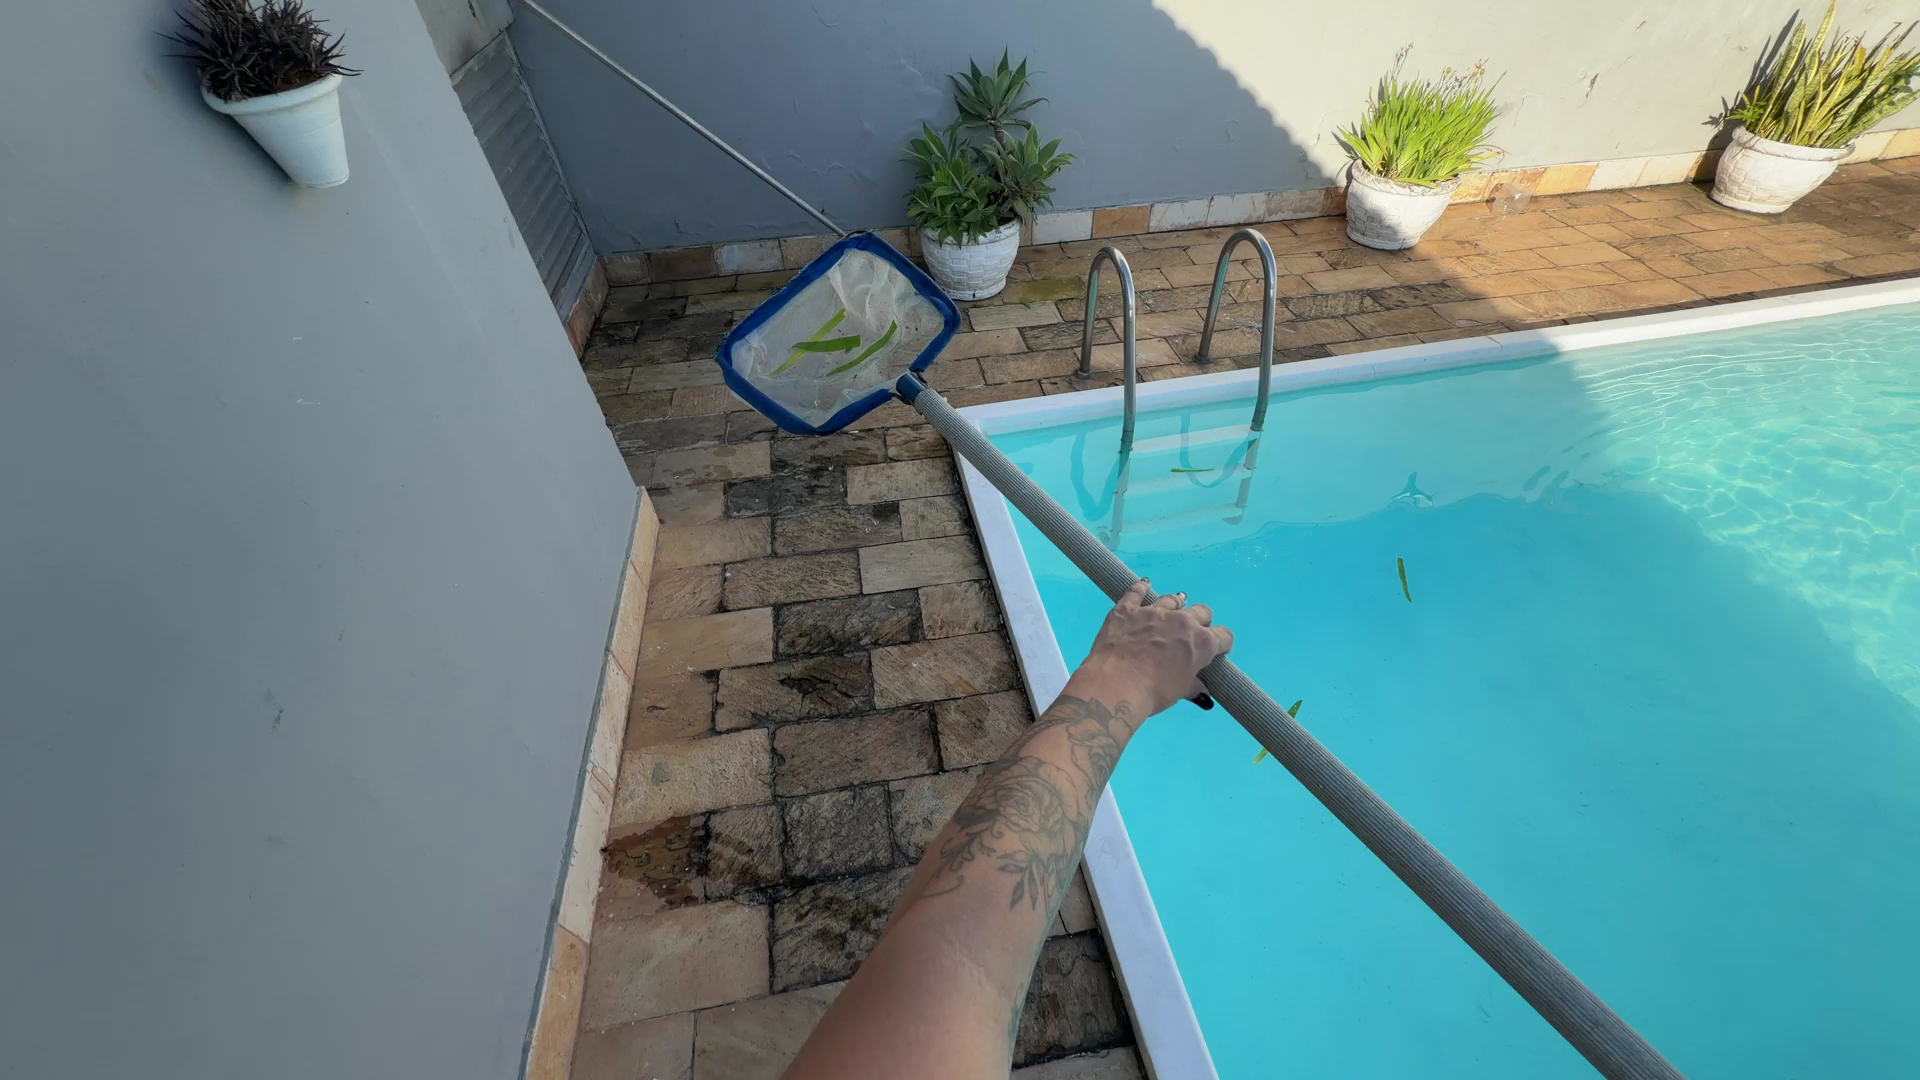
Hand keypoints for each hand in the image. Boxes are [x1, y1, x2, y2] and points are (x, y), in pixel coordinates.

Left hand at [1075, 579, 1233, 718]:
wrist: (1117, 682)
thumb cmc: (1154, 692)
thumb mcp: (1180, 691)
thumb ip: (1192, 685)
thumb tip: (1201, 690)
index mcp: (1202, 642)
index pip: (1224, 636)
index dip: (1222, 643)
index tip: (1217, 649)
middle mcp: (1182, 621)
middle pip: (1201, 611)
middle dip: (1201, 620)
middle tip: (1192, 630)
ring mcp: (1154, 611)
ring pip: (1171, 599)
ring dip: (1175, 603)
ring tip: (1174, 605)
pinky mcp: (1127, 609)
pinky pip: (1136, 592)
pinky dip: (1140, 588)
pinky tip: (1143, 585)